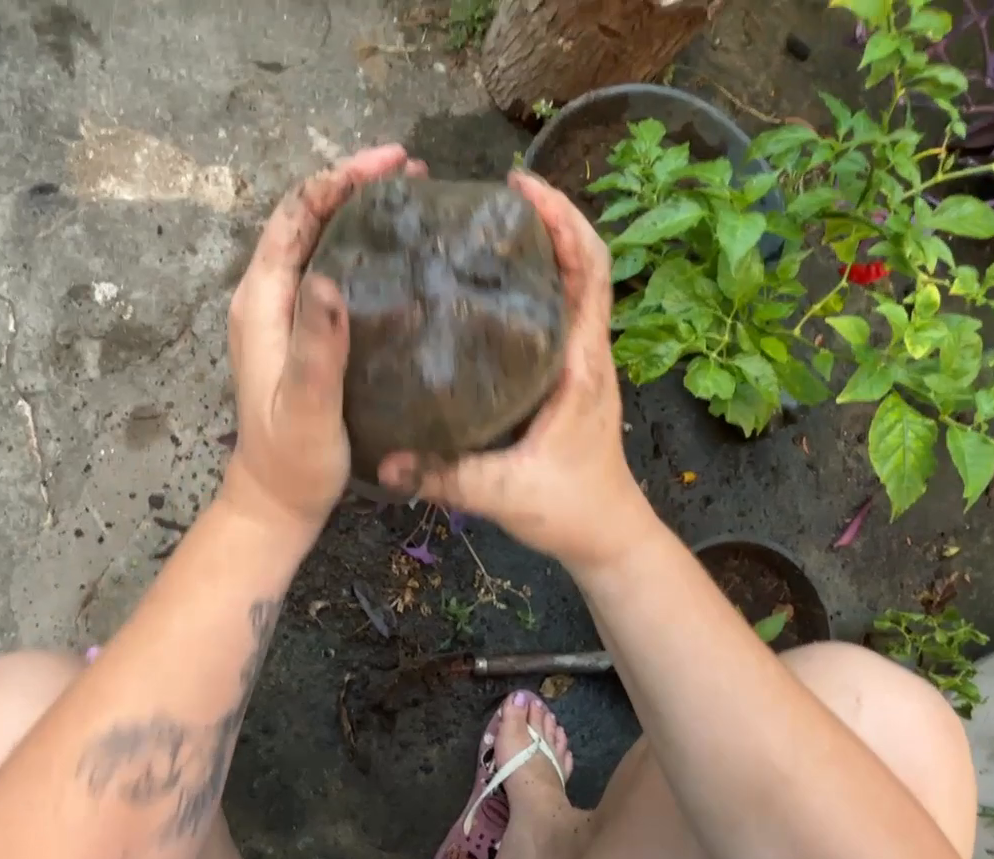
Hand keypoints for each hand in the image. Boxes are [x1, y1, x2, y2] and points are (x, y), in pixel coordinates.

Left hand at [219, 145, 422, 533]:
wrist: (278, 497)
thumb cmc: (294, 460)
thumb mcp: (306, 407)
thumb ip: (315, 347)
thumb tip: (328, 277)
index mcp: (260, 304)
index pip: (293, 217)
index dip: (338, 179)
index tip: (390, 163)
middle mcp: (266, 300)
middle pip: (305, 219)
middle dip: (353, 185)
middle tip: (412, 170)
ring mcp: (283, 315)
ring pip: (318, 241)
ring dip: (358, 211)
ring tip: (412, 197)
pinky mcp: (303, 333)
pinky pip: (330, 272)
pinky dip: (360, 248)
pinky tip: (397, 253)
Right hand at [377, 171, 653, 572]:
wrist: (608, 536)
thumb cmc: (572, 509)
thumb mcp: (505, 492)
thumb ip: (445, 475)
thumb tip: (385, 461)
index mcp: (583, 363)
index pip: (589, 269)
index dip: (564, 220)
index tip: (523, 188)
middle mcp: (588, 354)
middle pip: (583, 266)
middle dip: (548, 222)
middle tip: (491, 204)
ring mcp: (581, 367)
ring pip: (571, 291)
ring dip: (543, 254)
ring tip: (485, 238)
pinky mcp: (569, 384)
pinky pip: (556, 322)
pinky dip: (533, 294)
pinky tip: (487, 301)